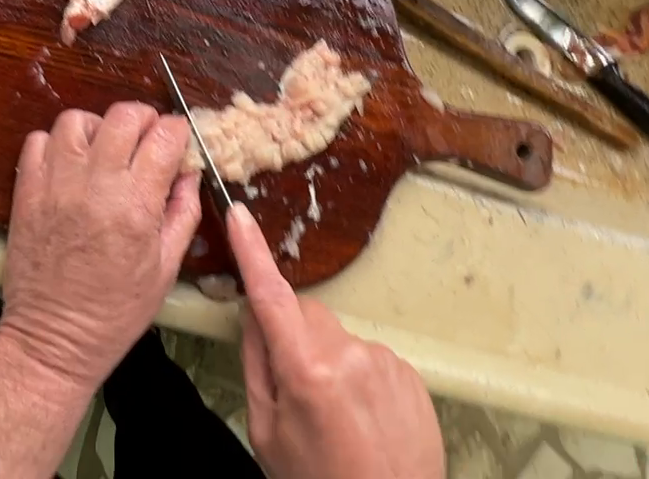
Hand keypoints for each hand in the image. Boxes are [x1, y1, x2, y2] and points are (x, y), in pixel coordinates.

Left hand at [0, 103, 202, 394]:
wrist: (52, 340)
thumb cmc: (115, 312)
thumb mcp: (166, 268)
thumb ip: (183, 212)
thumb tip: (190, 171)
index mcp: (136, 204)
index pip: (164, 136)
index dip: (178, 130)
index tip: (179, 139)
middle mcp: (96, 183)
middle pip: (124, 116)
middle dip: (144, 119)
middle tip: (147, 139)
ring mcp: (56, 182)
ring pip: (78, 120)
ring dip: (99, 127)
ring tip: (106, 150)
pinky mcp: (27, 189)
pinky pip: (39, 141)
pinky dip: (58, 144)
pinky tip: (70, 165)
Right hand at [227, 203, 446, 478]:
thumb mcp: (267, 432)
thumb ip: (256, 364)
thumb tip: (254, 316)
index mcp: (306, 370)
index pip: (270, 294)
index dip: (250, 250)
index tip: (239, 216)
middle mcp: (348, 354)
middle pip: (304, 313)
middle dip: (292, 333)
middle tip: (294, 384)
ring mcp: (383, 360)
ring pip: (335, 335)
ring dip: (327, 357)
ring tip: (335, 413)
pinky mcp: (408, 372)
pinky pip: (367, 355)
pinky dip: (357, 374)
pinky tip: (362, 416)